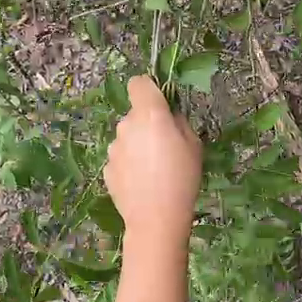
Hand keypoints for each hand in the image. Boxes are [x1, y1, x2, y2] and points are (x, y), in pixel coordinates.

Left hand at [104, 75, 202, 245]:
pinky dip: (130, 165)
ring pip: (127, 137)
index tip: (159, 104)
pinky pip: (121, 158)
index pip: (138, 83)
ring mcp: (114, 148)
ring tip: (154, 170)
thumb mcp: (194, 144)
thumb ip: (178, 122)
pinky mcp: (107, 168)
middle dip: (147, 124)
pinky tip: (142, 183)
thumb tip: (169, 116)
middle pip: (135, 114)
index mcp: (150, 114)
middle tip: (165, 147)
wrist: (156, 219)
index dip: (148, 89)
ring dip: (138, 145)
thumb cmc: (182, 177)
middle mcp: (127, 125)